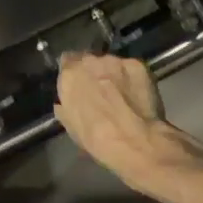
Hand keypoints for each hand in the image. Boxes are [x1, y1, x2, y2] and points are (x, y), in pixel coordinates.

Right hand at [54, 52, 199, 196]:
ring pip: (111, 64)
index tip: (79, 85)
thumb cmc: (98, 139)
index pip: (67, 61)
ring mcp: (115, 61)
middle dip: (94, 72)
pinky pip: (131, 70)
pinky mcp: (138, 65)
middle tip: (102, 92)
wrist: (135, 142)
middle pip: (89, 60)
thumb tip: (64, 103)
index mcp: (70, 74)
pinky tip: (137, 95)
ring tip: (123, 95)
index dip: (74, 74)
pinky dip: (132, 79)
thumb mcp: (71, 127)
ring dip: (113, 75)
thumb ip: (66, 107)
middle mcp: (90, 60)